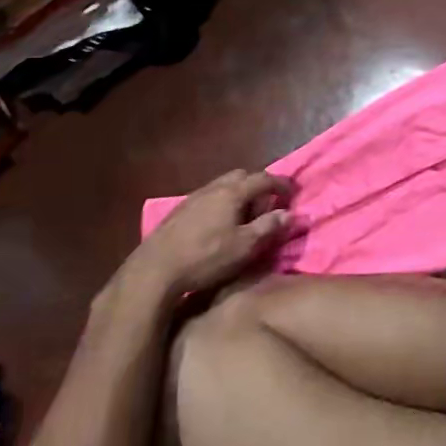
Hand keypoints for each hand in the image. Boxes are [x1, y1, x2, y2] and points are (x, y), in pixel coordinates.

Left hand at [115, 170, 291, 304]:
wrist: (153, 270)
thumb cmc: (205, 257)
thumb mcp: (244, 246)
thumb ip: (268, 227)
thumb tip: (290, 213)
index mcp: (232, 193)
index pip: (263, 178)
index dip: (281, 183)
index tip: (292, 193)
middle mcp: (213, 188)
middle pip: (241, 175)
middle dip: (258, 185)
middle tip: (267, 204)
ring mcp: (193, 198)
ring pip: (222, 185)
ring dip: (238, 194)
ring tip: (244, 215)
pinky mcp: (179, 212)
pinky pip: (208, 197)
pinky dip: (221, 202)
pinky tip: (219, 223)